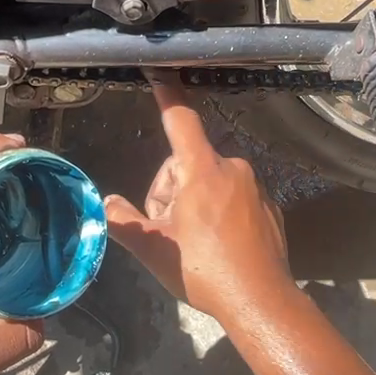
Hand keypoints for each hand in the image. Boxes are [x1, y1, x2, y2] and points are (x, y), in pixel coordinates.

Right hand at [104, 80, 292, 325]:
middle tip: (170, 231)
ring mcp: (255, 187)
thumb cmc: (203, 270)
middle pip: (186, 163)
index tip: (159, 72)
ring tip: (194, 244)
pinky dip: (220, 214)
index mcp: (202, 170)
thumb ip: (124, 221)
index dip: (166, 94)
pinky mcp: (269, 207)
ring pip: (210, 181)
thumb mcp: (154, 249)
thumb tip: (106, 203)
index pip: (179, 120)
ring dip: (194, 203)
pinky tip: (219, 247)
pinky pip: (233, 197)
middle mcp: (232, 168)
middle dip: (170, 191)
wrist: (261, 302)